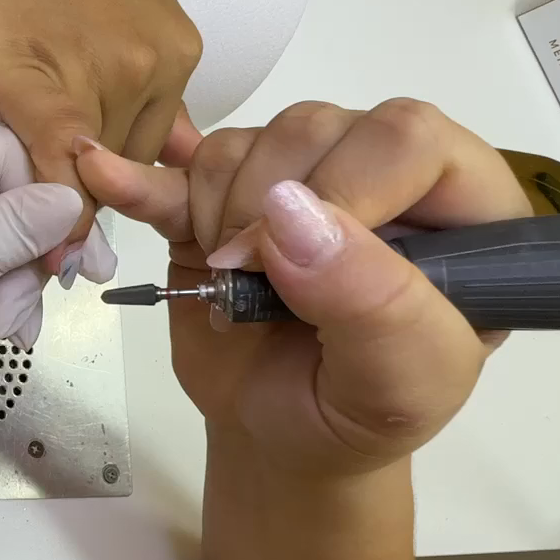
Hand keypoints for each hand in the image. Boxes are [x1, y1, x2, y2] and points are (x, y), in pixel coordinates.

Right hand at [77, 100, 532, 478]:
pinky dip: (137, 177)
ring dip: (213, 215)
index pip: (406, 141)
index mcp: (458, 210)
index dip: (339, 190)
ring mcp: (288, 187)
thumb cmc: (349, 417)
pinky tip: (101, 171)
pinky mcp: (215, 207)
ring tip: (223, 282)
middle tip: (243, 284)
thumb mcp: (399, 384)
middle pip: (310, 129)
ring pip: (239, 146)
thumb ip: (372, 301)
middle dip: (260, 210)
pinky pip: (175, 171)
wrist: (274, 431)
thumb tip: (285, 211)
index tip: (282, 267)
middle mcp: (374, 179)